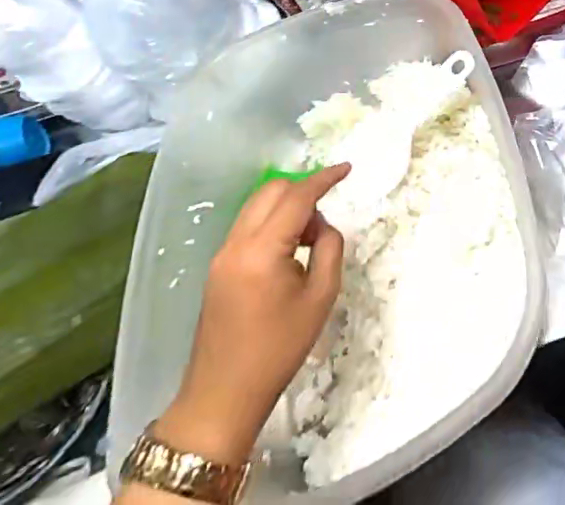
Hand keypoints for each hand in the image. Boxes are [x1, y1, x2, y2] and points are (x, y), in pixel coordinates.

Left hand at [154, 165, 350, 464]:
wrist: (222, 396)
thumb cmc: (279, 349)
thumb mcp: (321, 296)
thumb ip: (330, 248)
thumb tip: (323, 228)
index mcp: (261, 251)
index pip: (296, 197)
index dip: (324, 178)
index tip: (347, 169)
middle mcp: (236, 245)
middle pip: (271, 191)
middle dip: (304, 191)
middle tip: (326, 221)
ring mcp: (222, 256)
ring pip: (258, 206)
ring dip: (288, 207)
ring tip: (311, 241)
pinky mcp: (218, 268)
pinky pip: (249, 226)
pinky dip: (274, 223)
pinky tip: (291, 250)